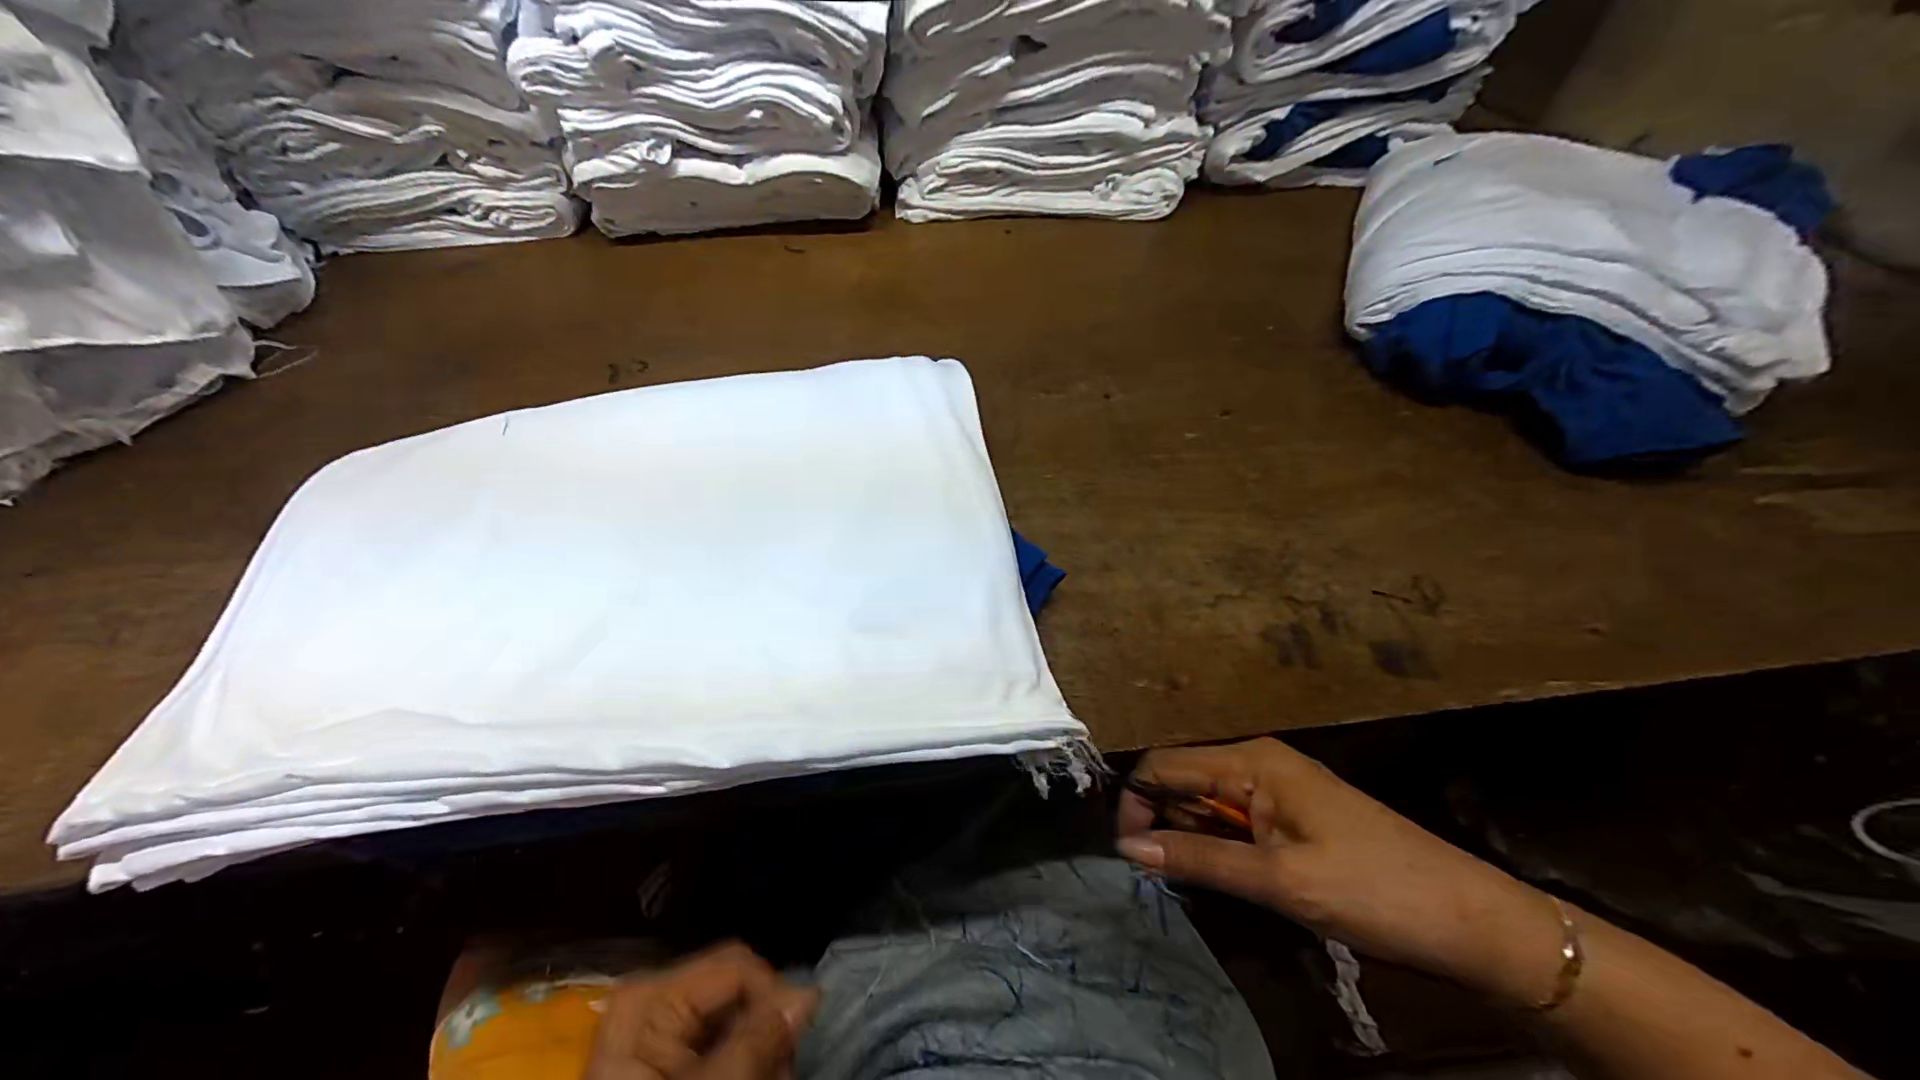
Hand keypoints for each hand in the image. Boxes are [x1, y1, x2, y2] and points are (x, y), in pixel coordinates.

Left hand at [586, 942, 819, 1079]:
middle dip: (767, 1027)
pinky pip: (714, 1036)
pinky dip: (738, 1058)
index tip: (789, 1051)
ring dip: (758, 1046)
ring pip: (731, 1013)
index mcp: (652, 995)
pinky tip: (747, 1077)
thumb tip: (808, 992)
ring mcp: (652, 1025)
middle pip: (736, 987)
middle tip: (780, 1075)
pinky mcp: (658, 1051)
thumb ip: (759, 1040)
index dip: (774, 1000)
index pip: (738, 965)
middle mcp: (651, 995)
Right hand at [1115, 738, 1566, 1005]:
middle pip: (1182, 780)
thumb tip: (1126, 848)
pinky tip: (1218, 875)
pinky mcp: (1290, 817)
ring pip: (1205, 803)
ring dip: (1187, 838)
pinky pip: (1232, 821)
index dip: (1137, 803)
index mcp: (1252, 761)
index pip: (1164, 765)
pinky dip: (1216, 846)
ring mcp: (1276, 790)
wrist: (1473, 921)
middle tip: (1160, 876)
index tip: (1128, 853)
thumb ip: (1198, 859)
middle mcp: (1258, 763)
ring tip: (1189, 880)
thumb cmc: (1374, 890)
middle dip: (1161, 822)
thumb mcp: (1279, 880)